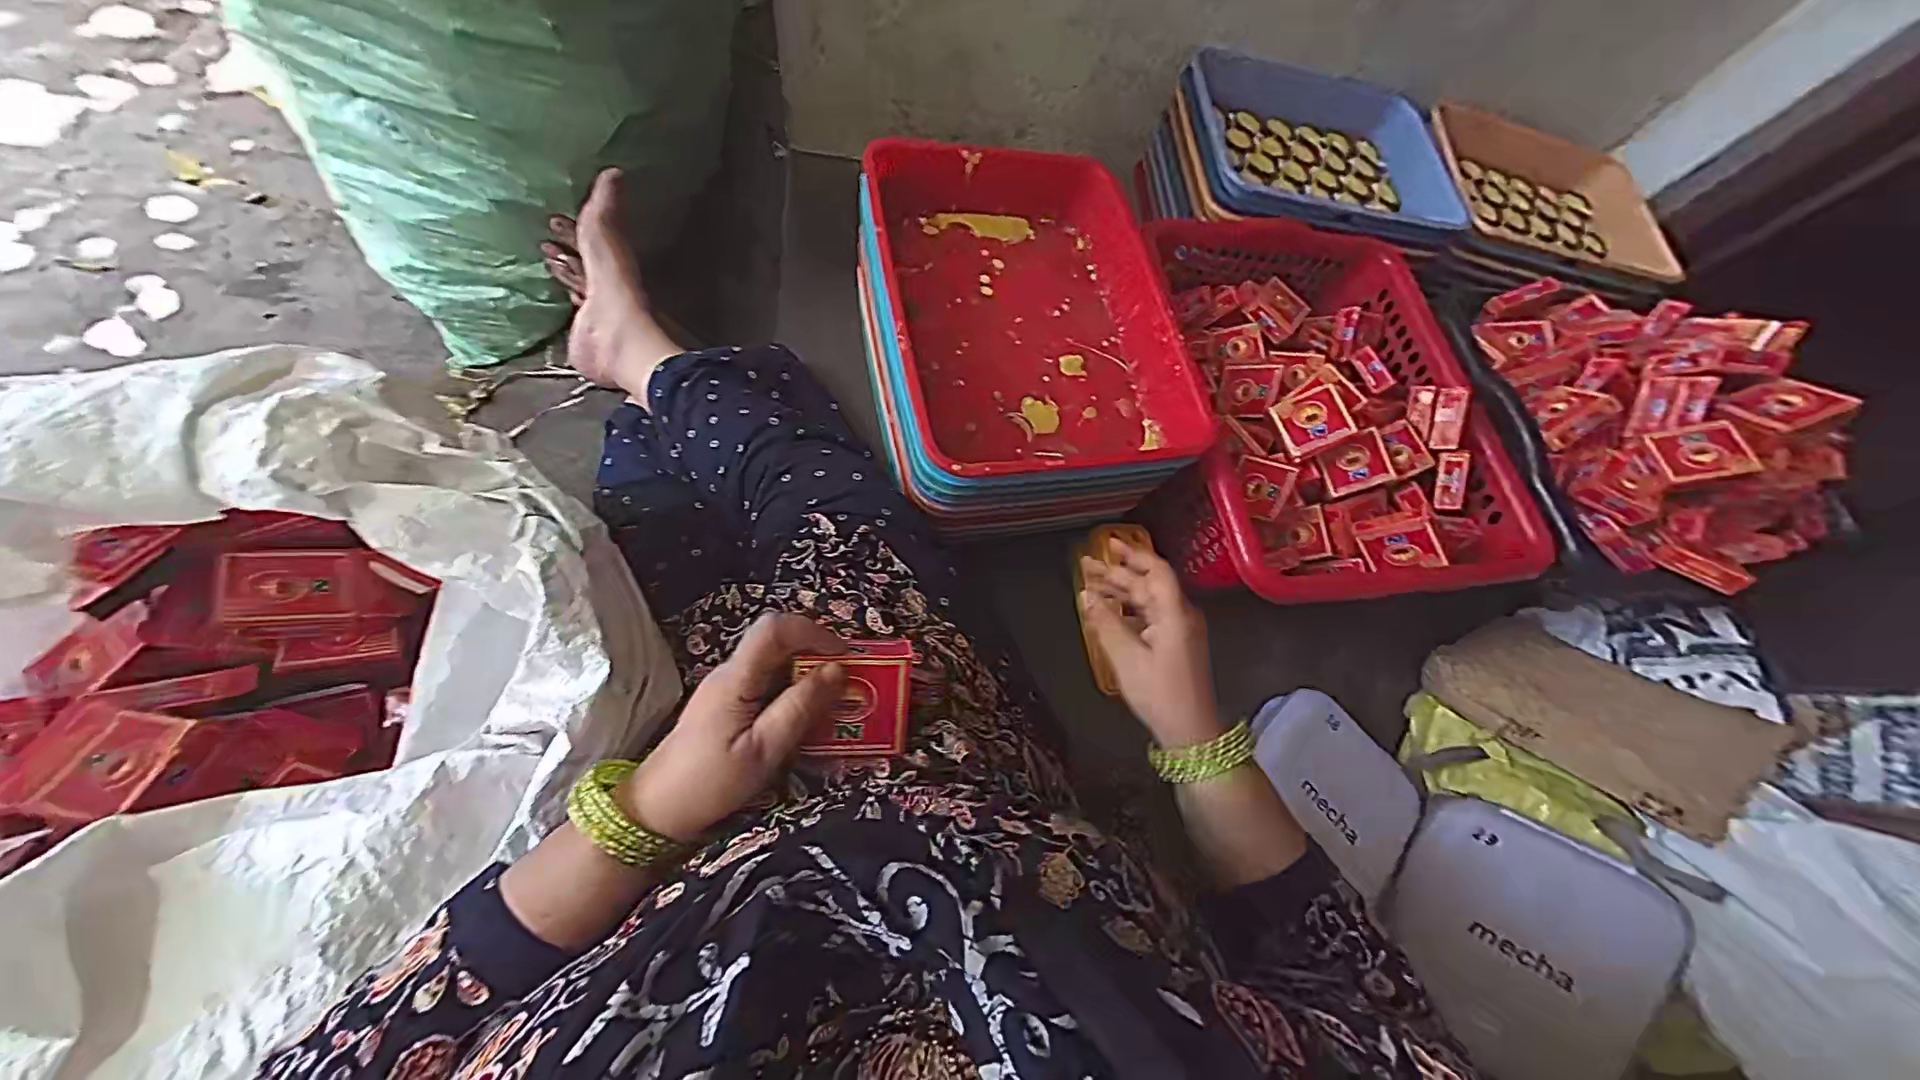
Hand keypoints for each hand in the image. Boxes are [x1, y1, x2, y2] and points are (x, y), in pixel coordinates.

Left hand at [620, 613, 847, 840]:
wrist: (657, 810)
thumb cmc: (710, 783)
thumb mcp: (764, 751)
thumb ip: (800, 707)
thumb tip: (837, 670)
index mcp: (736, 678)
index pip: (775, 628)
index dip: (814, 633)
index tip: (845, 658)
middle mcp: (732, 672)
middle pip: (781, 642)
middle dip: (819, 657)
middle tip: (846, 687)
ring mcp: (730, 686)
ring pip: (779, 664)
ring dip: (810, 679)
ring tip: (831, 710)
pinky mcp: (731, 702)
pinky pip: (771, 684)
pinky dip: (795, 695)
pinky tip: (806, 723)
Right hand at [1079, 539, 1222, 746]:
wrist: (1191, 731)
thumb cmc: (1159, 693)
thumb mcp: (1126, 658)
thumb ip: (1105, 622)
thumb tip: (1086, 596)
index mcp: (1175, 614)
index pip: (1156, 572)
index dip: (1133, 555)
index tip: (1109, 544)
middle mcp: (1181, 616)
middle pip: (1148, 584)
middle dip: (1117, 573)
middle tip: (1087, 566)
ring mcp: (1180, 630)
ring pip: (1147, 600)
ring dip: (1121, 591)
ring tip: (1090, 585)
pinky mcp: (1176, 644)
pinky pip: (1150, 615)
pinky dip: (1128, 609)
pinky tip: (1108, 611)